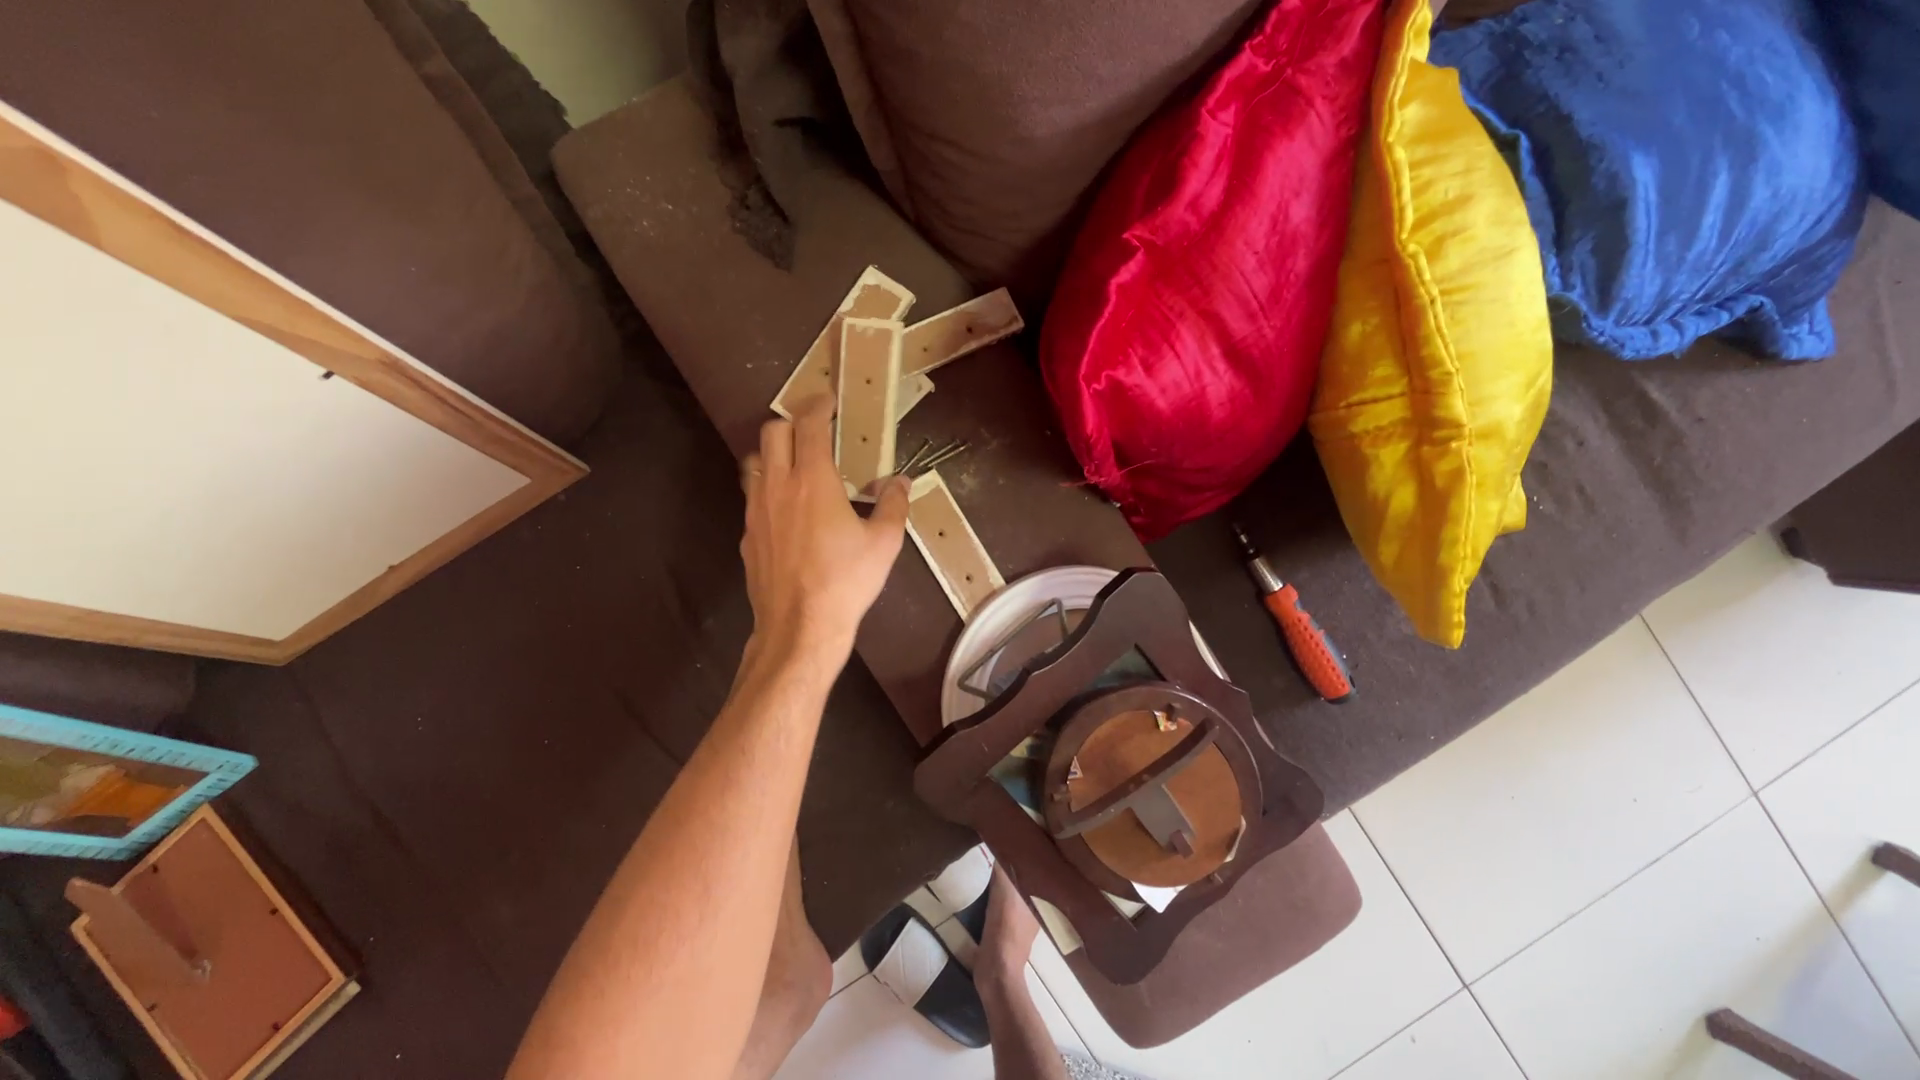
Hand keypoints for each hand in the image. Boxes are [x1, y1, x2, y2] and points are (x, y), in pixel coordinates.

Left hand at [740, 396, 910, 662]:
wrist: (799, 626)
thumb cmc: (846, 581)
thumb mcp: (884, 543)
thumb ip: (893, 505)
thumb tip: (901, 482)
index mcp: (813, 480)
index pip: (809, 425)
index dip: (818, 406)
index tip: (828, 402)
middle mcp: (778, 486)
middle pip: (772, 432)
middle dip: (792, 423)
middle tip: (814, 431)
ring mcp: (757, 511)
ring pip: (755, 463)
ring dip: (773, 453)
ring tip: (794, 464)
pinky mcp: (748, 536)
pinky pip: (752, 498)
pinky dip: (768, 490)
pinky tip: (786, 511)